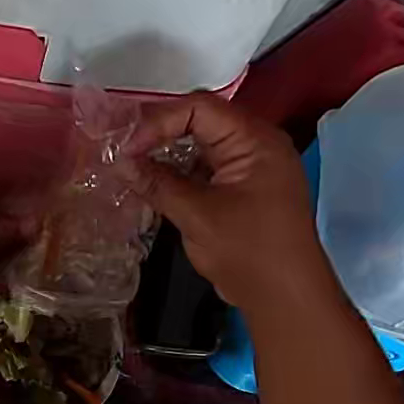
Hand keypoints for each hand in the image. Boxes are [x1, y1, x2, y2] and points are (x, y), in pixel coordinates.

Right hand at [121, 92, 323, 309]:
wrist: (283, 294)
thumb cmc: (248, 251)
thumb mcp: (197, 215)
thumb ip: (158, 184)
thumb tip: (120, 163)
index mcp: (254, 141)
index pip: (199, 109)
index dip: (158, 122)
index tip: (126, 148)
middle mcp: (254, 144)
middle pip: (199, 120)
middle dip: (157, 133)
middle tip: (121, 152)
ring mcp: (247, 167)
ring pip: (198, 145)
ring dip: (163, 154)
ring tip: (129, 166)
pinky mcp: (238, 189)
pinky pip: (202, 168)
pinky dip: (175, 173)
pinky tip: (149, 184)